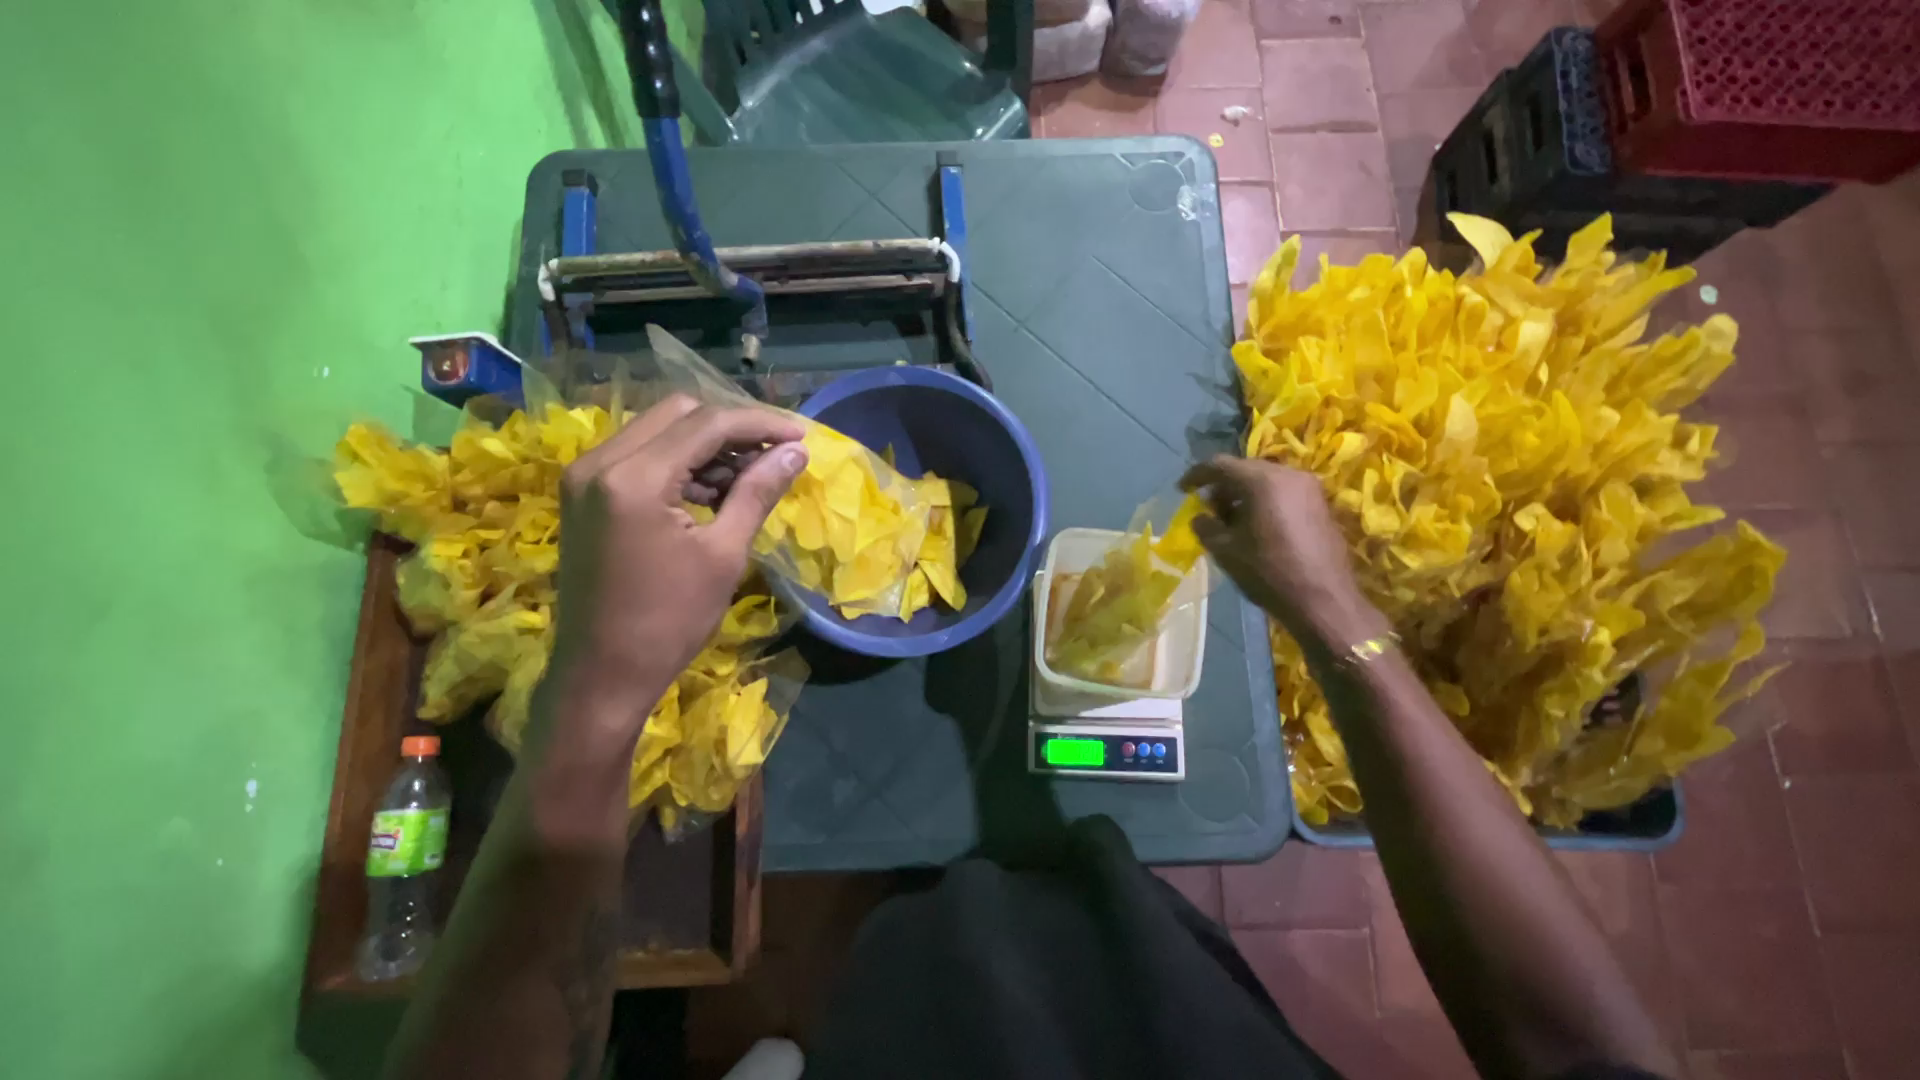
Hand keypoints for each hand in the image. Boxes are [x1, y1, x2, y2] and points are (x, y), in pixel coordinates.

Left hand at [552, 394, 807, 717]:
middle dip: (732, 427)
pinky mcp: (584, 493)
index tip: (801, 437)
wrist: (601, 675)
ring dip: (705, 444)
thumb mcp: (725, 555)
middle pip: (679, 413)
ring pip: (657, 429)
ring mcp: (585, 475)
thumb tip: (796, 453)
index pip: (707, 424)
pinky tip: (712, 490)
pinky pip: (639, 454)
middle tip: (774, 453)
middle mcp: (600, 461)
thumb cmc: (670, 621)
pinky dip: (678, 462)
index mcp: (634, 478)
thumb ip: (757, 492)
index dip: (759, 424)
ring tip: (749, 476)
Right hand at [1179, 456, 1385, 647]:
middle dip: (1222, 486)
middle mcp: (1288, 474)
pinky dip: (1264, 502)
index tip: (1181, 490)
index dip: (1196, 475)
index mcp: (1262, 480)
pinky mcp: (1320, 505)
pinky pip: (1283, 493)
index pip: (1220, 465)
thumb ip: (1206, 526)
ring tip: (1231, 521)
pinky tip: (1256, 526)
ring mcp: (1309, 488)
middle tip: (1208, 509)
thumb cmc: (1268, 572)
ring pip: (1266, 481)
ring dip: (1243, 495)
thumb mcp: (1225, 550)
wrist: (1323, 600)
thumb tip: (1201, 517)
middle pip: (1245, 470)